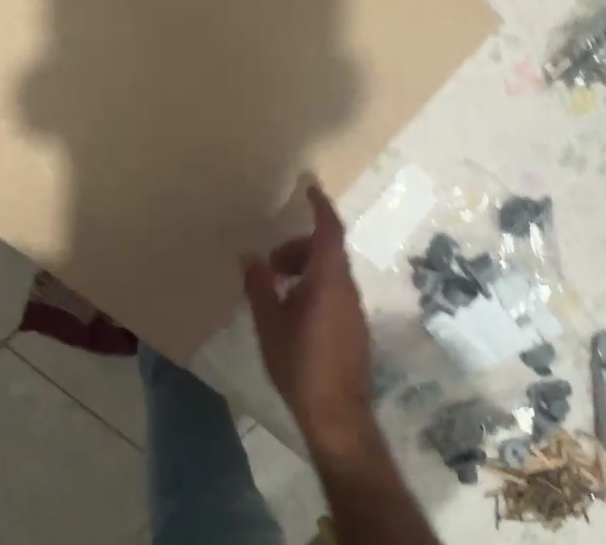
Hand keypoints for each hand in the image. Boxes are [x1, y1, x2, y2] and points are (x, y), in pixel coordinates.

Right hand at [243, 182, 375, 454]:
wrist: (338, 416)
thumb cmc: (300, 365)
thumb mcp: (269, 323)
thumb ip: (260, 286)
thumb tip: (251, 256)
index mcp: (329, 281)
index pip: (329, 232)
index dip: (320, 208)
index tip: (310, 188)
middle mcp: (347, 289)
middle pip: (327, 251)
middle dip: (299, 247)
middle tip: (270, 263)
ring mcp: (353, 310)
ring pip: (330, 273)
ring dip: (304, 269)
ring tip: (276, 289)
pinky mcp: (353, 329)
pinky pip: (333, 292)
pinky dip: (313, 287)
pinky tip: (291, 311)